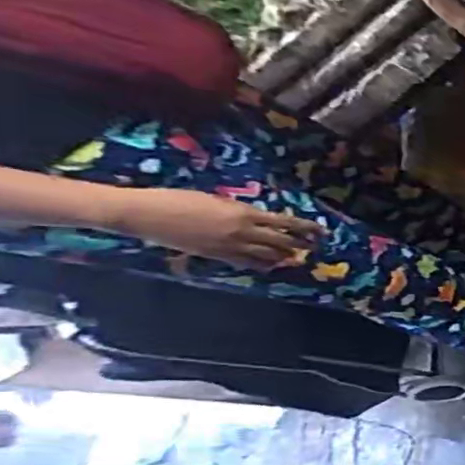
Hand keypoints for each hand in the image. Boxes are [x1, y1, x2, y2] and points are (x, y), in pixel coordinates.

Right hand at [112, 188, 321, 270]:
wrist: (143, 213)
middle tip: (314, 246)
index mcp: (244, 213)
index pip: (286, 222)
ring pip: (269, 255)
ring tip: (296, 257)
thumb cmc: (177, 199)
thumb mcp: (216, 200)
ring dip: (284, 256)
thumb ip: (240, 210)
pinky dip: (262, 264)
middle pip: (283, 241)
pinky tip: (270, 265)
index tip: (321, 231)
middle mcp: (243, 231)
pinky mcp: (216, 256)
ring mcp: (230, 245)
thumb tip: (258, 217)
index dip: (306, 228)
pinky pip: (247, 263)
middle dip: (301, 244)